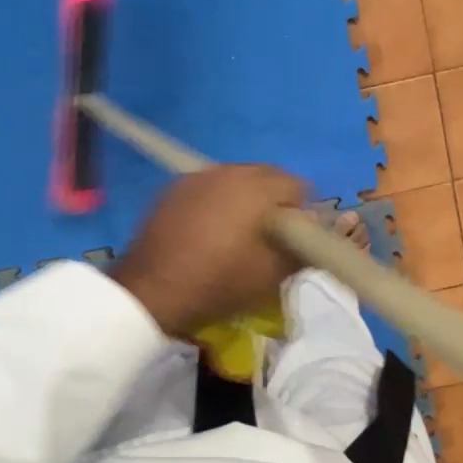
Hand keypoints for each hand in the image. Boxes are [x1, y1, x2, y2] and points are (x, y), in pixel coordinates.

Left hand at [108, 165, 305, 337]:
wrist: (151, 291)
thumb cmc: (218, 282)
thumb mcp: (269, 275)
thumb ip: (300, 250)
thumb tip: (312, 234)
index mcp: (256, 187)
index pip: (298, 186)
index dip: (301, 212)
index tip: (293, 238)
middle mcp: (228, 171)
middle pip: (267, 175)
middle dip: (274, 200)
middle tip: (268, 235)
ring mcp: (197, 176)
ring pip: (236, 178)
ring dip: (245, 198)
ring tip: (237, 231)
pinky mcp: (173, 188)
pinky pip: (209, 186)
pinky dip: (217, 201)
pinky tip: (208, 229)